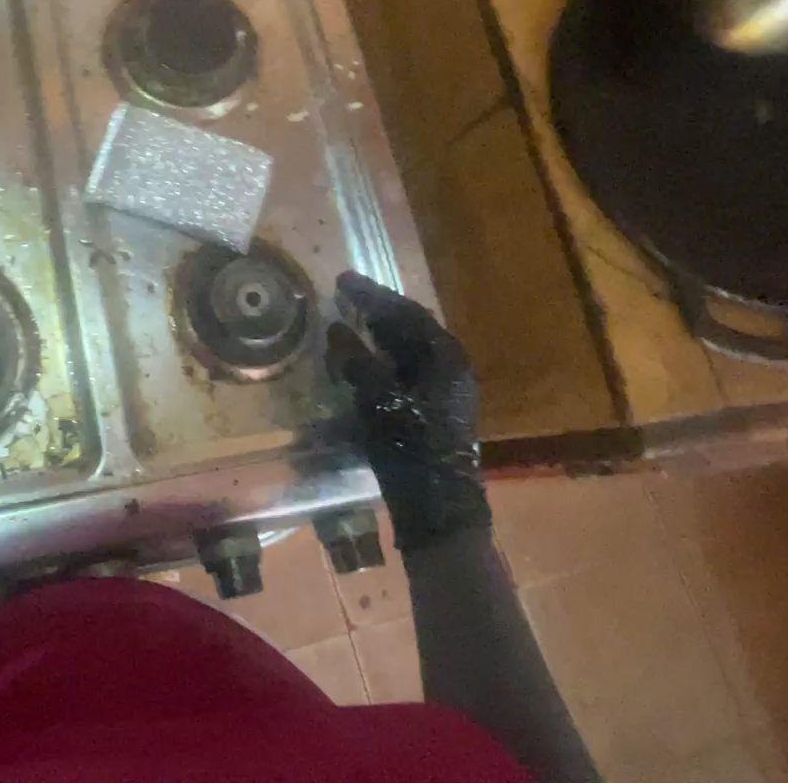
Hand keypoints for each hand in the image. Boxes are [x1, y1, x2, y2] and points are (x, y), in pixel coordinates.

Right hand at [327, 272, 488, 551]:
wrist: (438, 507)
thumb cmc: (410, 449)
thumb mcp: (379, 400)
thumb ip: (357, 361)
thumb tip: (337, 329)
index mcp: (445, 358)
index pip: (407, 312)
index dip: (373, 295)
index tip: (342, 281)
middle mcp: (451, 367)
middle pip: (411, 326)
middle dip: (377, 309)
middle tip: (343, 295)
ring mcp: (445, 389)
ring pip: (408, 347)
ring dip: (379, 331)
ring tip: (349, 318)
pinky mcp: (434, 407)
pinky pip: (406, 367)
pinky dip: (382, 355)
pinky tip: (361, 357)